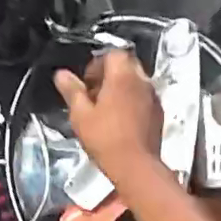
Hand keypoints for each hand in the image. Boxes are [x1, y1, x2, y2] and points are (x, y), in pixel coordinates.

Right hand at [54, 50, 162, 181]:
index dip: (95, 65)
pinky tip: (120, 122)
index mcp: (122, 75)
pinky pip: (144, 99)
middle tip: (94, 94)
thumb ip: (71, 91)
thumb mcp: (80, 115)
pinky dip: (132, 102)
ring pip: (136, 82)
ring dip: (121, 89)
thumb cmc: (106, 140)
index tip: (86, 82)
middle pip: (126, 66)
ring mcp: (153, 97)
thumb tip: (61, 75)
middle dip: (109, 75)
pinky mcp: (158, 114)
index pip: (111, 54)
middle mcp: (142, 81)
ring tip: (105, 109)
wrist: (135, 166)